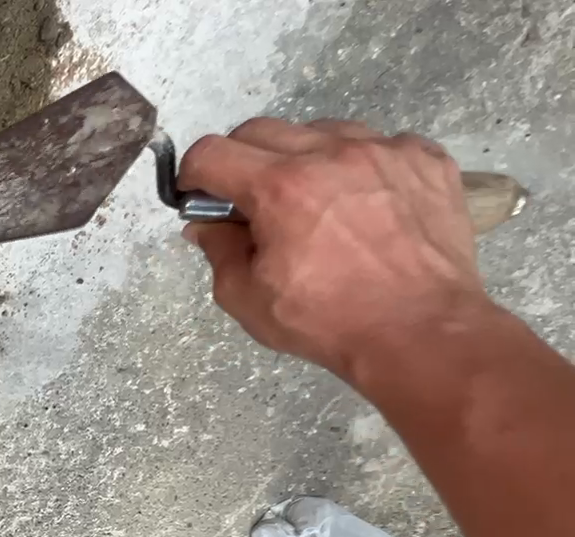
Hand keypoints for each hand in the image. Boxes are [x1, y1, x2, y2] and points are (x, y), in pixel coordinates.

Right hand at [179, 118, 493, 380]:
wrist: (416, 326)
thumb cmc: (318, 316)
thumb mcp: (241, 293)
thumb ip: (218, 248)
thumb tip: (206, 224)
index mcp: (281, 187)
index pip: (212, 153)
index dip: (191, 174)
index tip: (195, 199)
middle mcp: (333, 154)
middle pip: (261, 130)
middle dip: (237, 162)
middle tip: (241, 204)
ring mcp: (387, 150)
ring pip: (318, 131)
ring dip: (295, 159)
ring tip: (301, 203)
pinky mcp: (426, 158)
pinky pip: (374, 144)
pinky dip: (349, 166)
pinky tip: (350, 204)